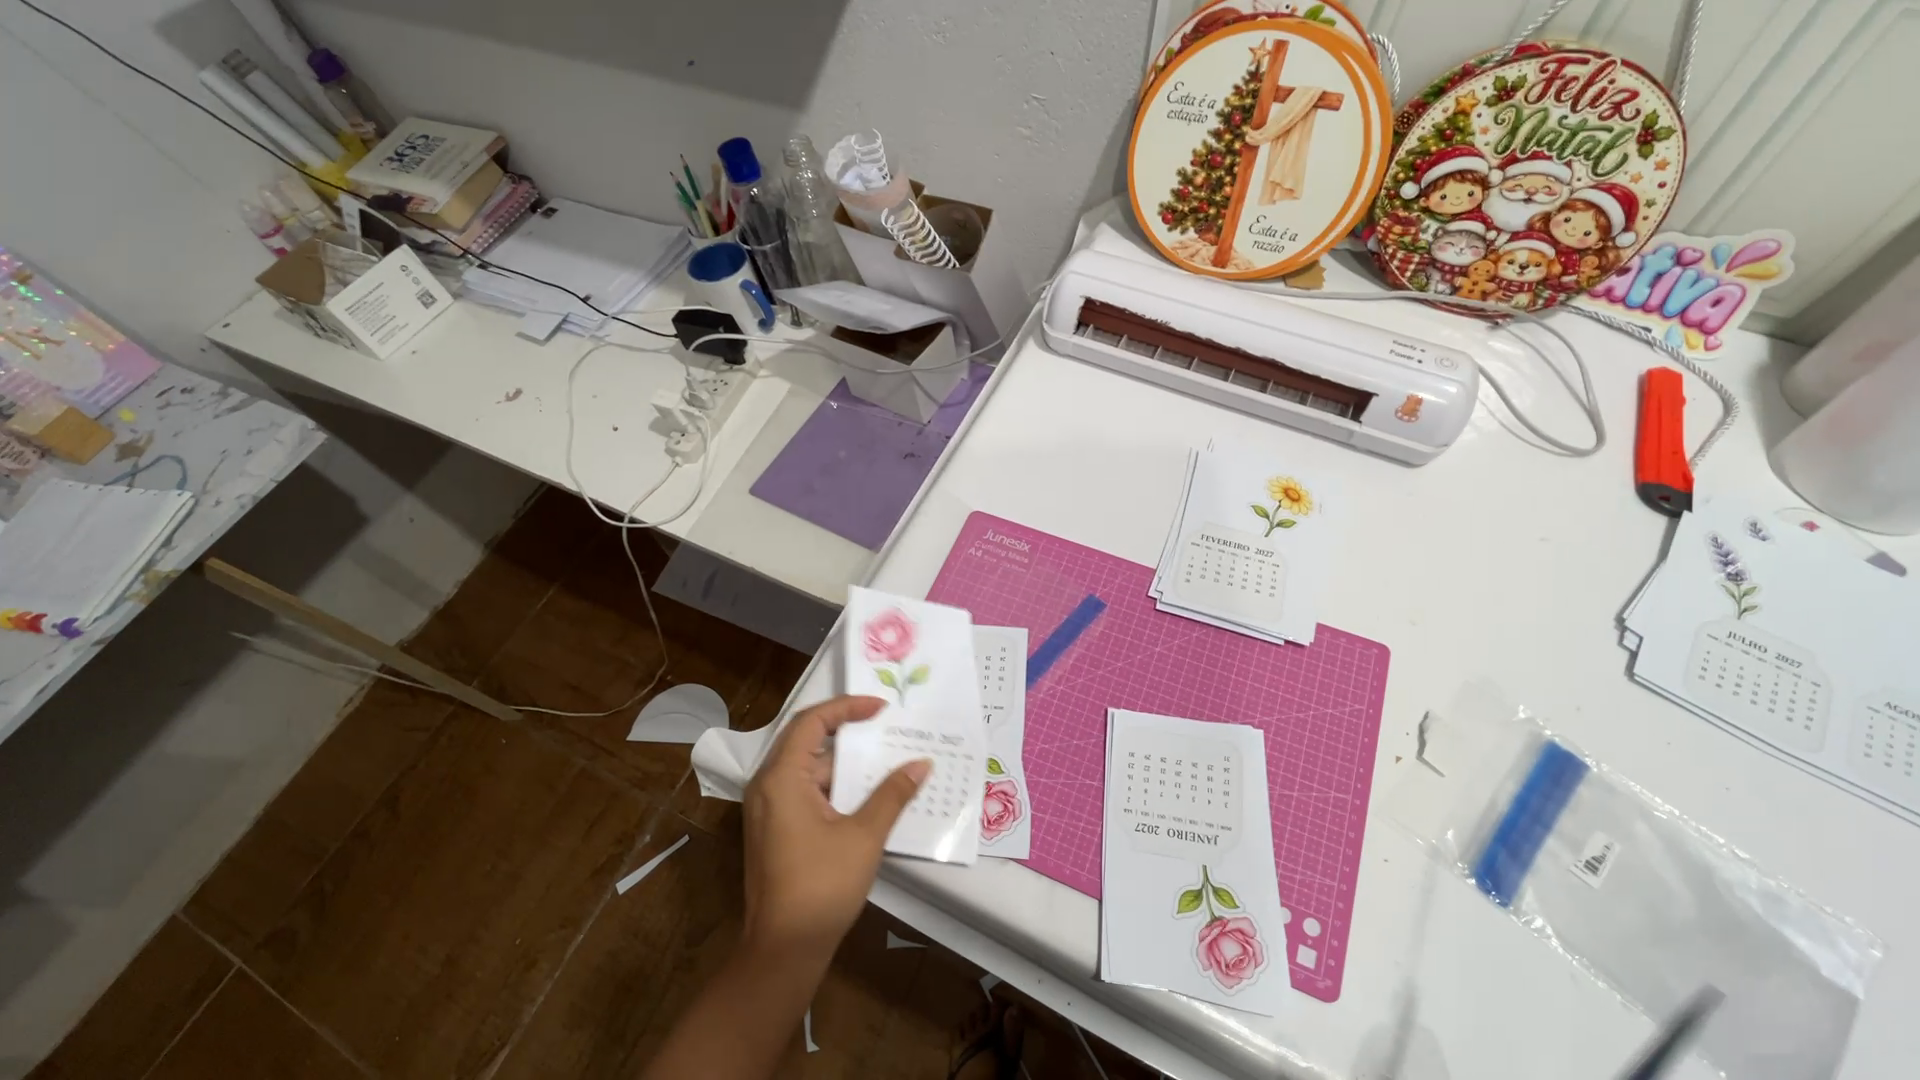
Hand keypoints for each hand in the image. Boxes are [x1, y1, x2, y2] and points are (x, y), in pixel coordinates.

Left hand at [741, 695, 929, 961]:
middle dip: (849, 732)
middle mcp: (767, 786)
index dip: (847, 707)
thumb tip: (921, 764)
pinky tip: (869, 795)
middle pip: (807, 742)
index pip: (811, 722)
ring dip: (847, 765)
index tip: (882, 707)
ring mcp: (769, 810)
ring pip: (810, 770)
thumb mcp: (864, 837)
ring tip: (887, 760)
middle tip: (888, 727)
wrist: (784, 949)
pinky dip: (837, 788)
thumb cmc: (822, 886)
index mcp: (781, 779)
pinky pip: (806, 792)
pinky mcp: (776, 829)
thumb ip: (892, 795)